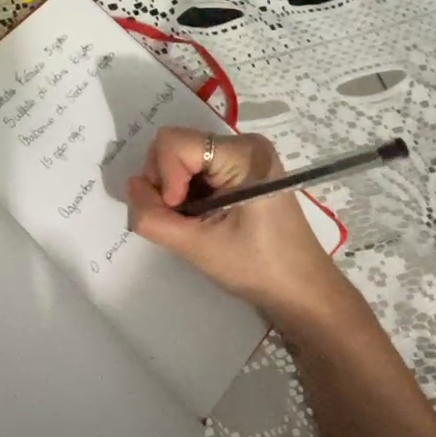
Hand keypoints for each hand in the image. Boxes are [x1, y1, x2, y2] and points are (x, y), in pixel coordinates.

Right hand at [125, 128, 348, 328]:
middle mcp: (242, 144)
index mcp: (242, 153)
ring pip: (177, 158)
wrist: (303, 294)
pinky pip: (191, 170)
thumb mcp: (196, 246)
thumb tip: (132, 187)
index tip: (179, 211)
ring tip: (193, 222)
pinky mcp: (236, 173)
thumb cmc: (258, 268)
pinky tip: (200, 218)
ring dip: (171, 190)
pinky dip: (184, 193)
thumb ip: (151, 216)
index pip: (171, 143)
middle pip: (172, 146)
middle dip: (163, 183)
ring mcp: (241, 157)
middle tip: (181, 220)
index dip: (163, 177)